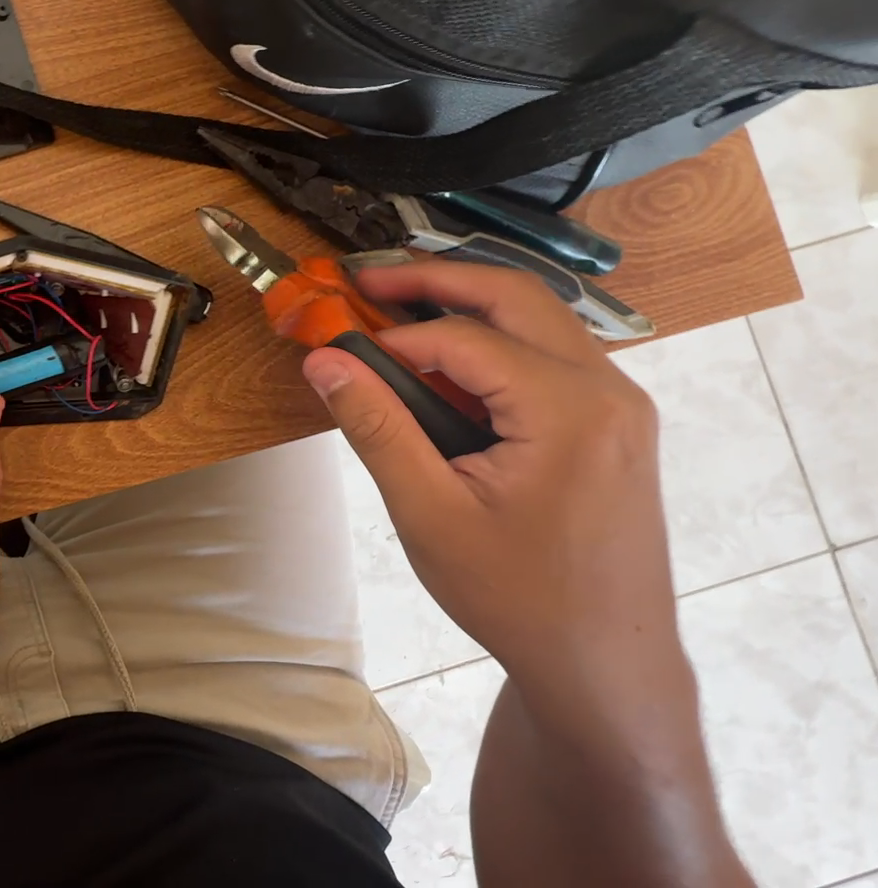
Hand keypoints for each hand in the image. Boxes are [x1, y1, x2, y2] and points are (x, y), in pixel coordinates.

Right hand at [302, 261, 680, 694]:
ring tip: (394, 308)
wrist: (601, 661)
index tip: (336, 350)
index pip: (464, 338)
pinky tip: (442, 365)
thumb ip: (375, 426)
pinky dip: (489, 342)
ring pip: (537, 319)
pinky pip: (547, 355)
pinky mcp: (610, 424)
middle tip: (364, 280)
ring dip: (464, 303)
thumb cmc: (514, 593)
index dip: (392, 336)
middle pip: (517, 297)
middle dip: (435, 278)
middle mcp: (608, 391)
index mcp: (570, 409)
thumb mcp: (427, 512)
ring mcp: (617, 406)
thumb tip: (321, 359)